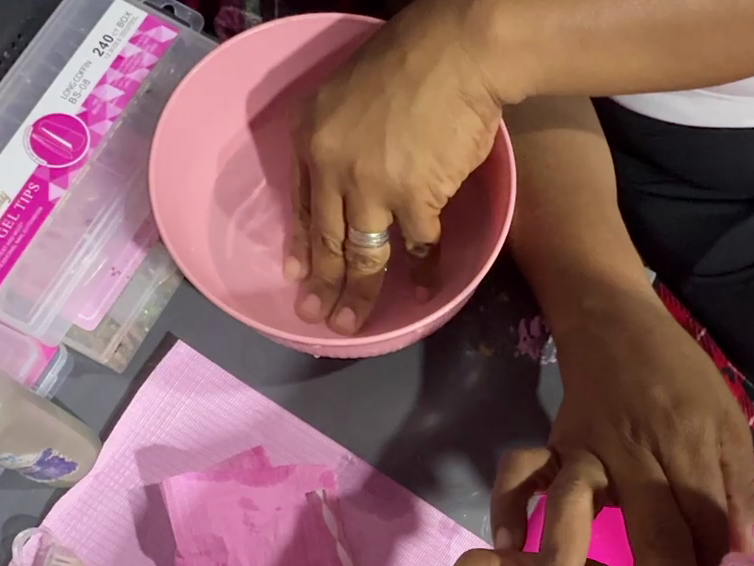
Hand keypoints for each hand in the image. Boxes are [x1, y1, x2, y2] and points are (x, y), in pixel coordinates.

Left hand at [288, 1, 503, 333]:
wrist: (456, 53)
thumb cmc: (410, 64)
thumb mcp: (348, 93)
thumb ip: (341, 141)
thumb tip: (352, 182)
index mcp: (312, 137)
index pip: (300, 204)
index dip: (301, 246)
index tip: (297, 276)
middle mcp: (332, 167)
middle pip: (326, 239)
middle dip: (323, 285)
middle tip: (317, 317)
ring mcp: (373, 188)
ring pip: (362, 256)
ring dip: (359, 295)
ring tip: (353, 324)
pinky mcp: (414, 201)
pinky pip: (417, 249)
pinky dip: (422, 274)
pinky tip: (422, 293)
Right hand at [492, 286, 753, 565]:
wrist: (619, 323)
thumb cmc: (684, 382)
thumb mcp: (729, 428)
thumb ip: (735, 494)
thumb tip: (740, 562)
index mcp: (695, 449)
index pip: (706, 528)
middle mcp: (639, 452)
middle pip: (650, 527)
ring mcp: (587, 446)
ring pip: (575, 500)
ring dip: (566, 553)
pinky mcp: (551, 442)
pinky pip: (520, 472)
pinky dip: (508, 506)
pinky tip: (506, 548)